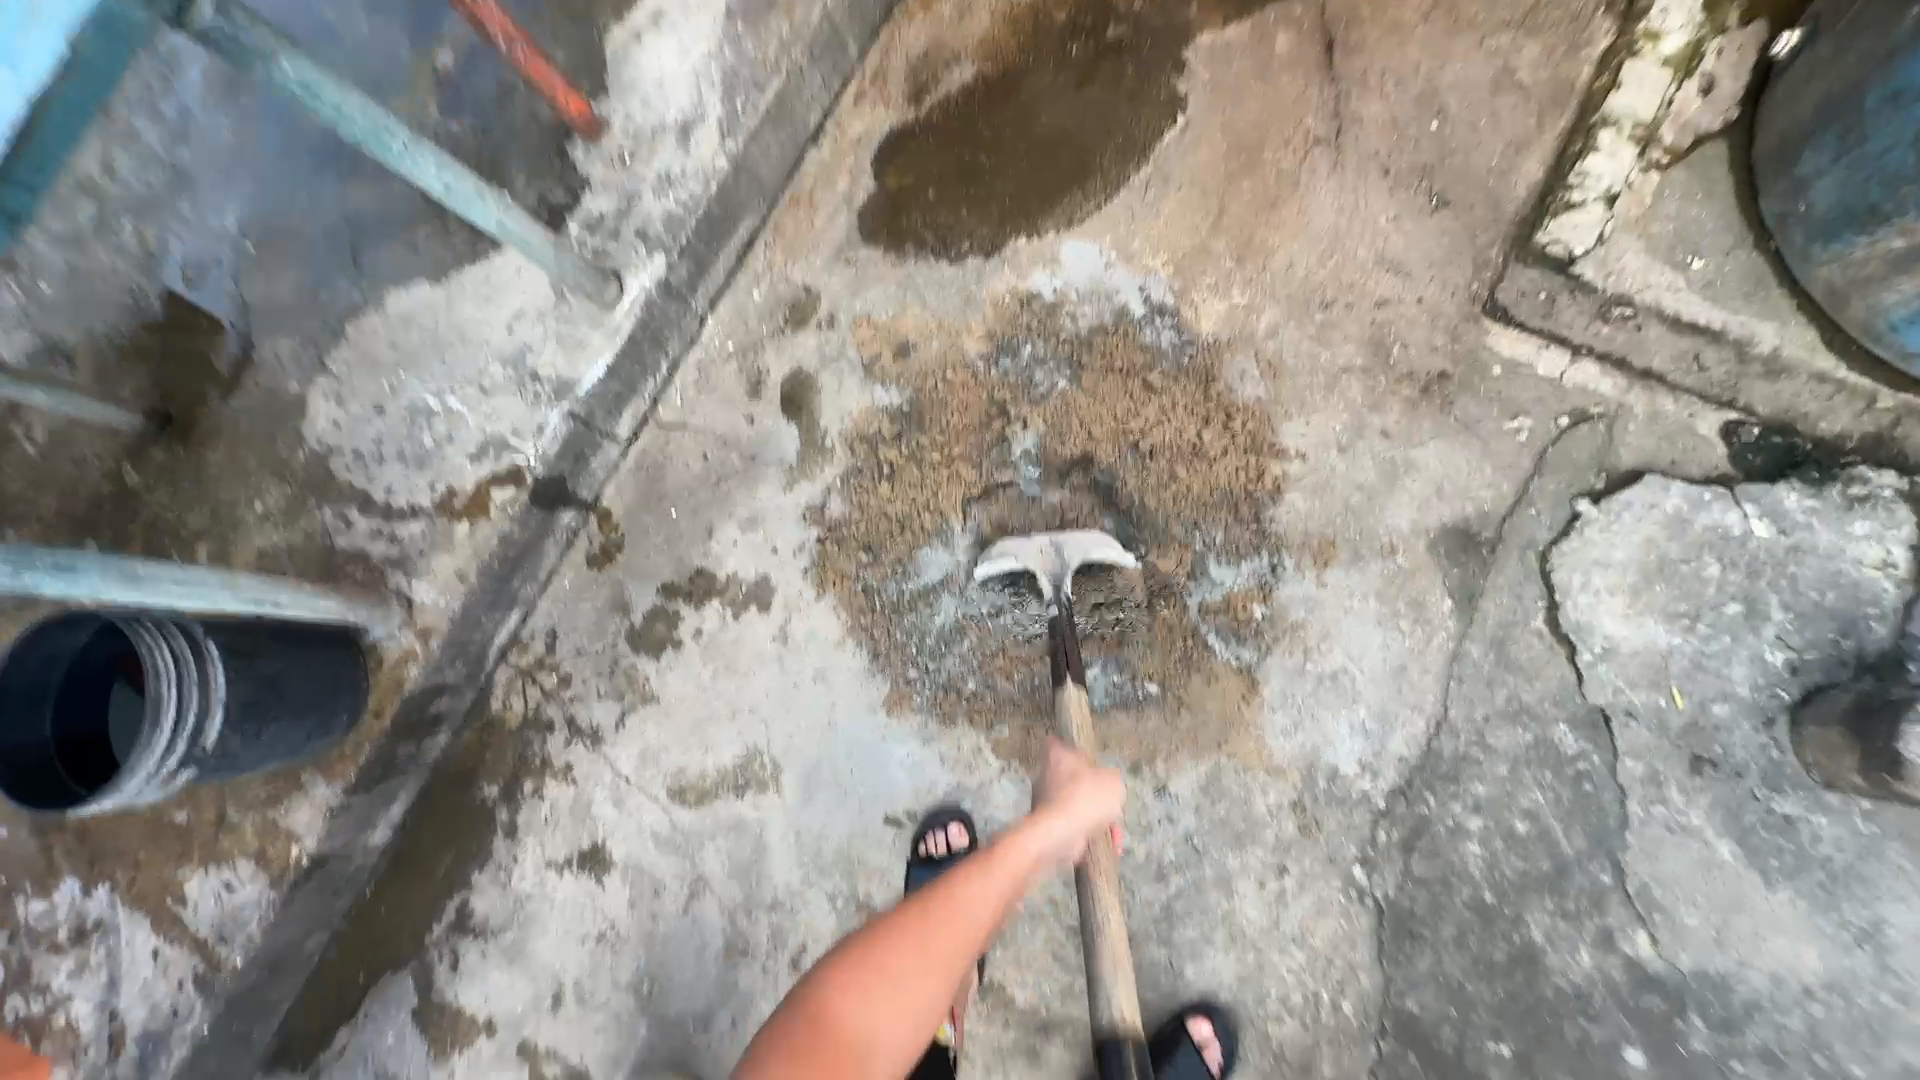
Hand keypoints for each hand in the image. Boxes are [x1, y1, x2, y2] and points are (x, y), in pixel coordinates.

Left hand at [1027, 738, 1125, 867]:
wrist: (1062, 834)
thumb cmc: (1087, 797)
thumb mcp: (1113, 782)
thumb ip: (1111, 778)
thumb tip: (1107, 782)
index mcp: (1057, 756)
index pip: (1058, 743)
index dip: (1073, 749)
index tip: (1089, 760)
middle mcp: (1045, 776)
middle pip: (1073, 779)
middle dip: (1094, 795)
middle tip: (1112, 805)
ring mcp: (1044, 803)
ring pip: (1076, 807)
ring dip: (1097, 820)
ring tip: (1115, 834)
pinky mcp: (1048, 826)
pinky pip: (1074, 827)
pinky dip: (1090, 836)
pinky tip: (1108, 846)